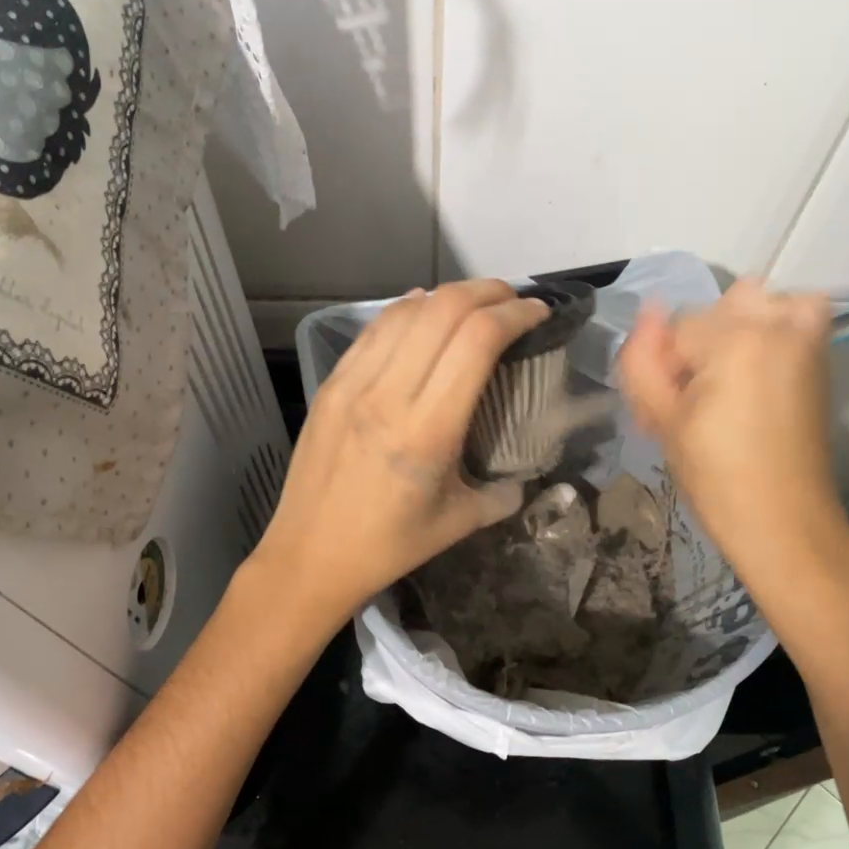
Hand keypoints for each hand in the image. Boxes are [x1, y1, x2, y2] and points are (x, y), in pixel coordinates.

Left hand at [245, 279, 549, 626]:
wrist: (310, 556)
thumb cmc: (387, 547)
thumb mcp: (457, 524)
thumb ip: (502, 495)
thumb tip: (525, 480)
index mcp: (427, 430)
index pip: (477, 340)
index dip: (515, 314)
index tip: (538, 314)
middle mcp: (388, 395)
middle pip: (444, 310)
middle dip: (488, 292)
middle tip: (512, 301)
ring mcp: (353, 385)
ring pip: (405, 312)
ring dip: (447, 296)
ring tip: (474, 303)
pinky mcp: (330, 386)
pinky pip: (373, 331)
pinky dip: (405, 310)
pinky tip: (423, 310)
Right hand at [618, 278, 845, 586]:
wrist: (783, 520)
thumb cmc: (715, 477)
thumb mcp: (664, 420)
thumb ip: (642, 362)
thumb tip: (646, 312)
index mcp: (734, 338)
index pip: (675, 327)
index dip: (662, 367)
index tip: (664, 409)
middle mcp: (777, 323)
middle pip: (716, 308)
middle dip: (699, 342)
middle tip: (694, 397)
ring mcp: (806, 336)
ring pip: (758, 303)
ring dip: (736, 329)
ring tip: (726, 382)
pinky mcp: (821, 355)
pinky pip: (793, 317)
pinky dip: (773, 332)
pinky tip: (755, 378)